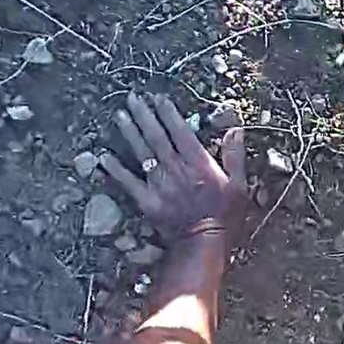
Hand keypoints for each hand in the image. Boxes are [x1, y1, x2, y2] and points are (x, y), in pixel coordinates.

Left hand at [101, 93, 247, 245]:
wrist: (203, 245)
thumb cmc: (225, 217)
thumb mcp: (239, 185)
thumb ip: (235, 155)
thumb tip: (235, 129)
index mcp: (198, 162)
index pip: (180, 131)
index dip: (168, 113)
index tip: (158, 98)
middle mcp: (175, 167)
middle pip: (156, 136)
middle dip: (144, 115)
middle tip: (133, 98)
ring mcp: (158, 184)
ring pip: (141, 153)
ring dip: (129, 132)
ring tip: (120, 115)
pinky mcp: (146, 200)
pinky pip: (128, 182)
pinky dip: (115, 169)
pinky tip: (104, 156)